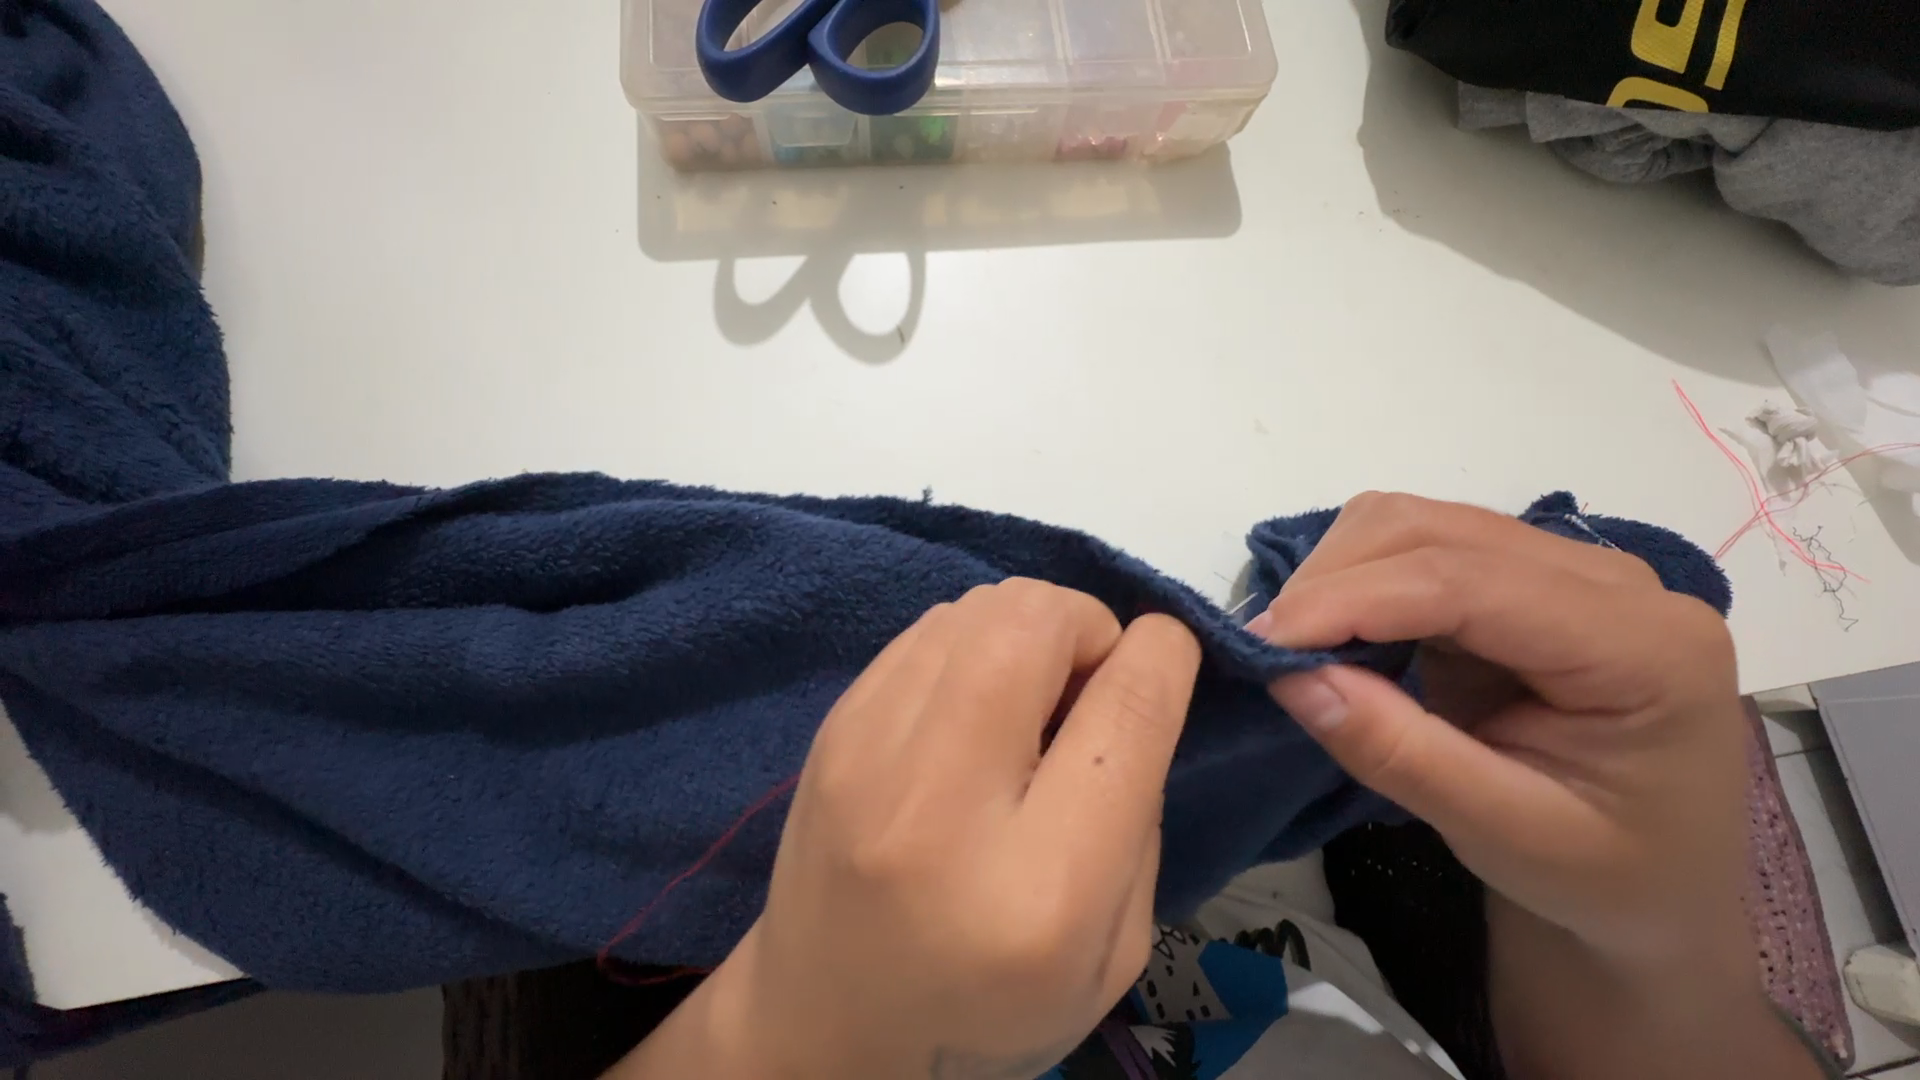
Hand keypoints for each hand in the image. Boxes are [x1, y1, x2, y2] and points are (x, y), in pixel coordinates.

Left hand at [618, 580, 1201, 1079]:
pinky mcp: (835, 722)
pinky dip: (975, 638)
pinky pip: (929, 627)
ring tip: (1032, 690)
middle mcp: (944, 799)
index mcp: (1040, 885)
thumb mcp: (1112, 951)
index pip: (1123, 712)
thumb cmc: (985, 1003)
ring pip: (978, 607)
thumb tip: (1130, 686)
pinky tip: (973, 698)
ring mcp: (870, 749)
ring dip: (1030, 626)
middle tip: (1089, 679)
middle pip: (1034, 623)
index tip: (1168, 652)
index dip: (1163, 655)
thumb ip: (1140, 814)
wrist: (823, 1017)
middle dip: (1087, 624)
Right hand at [1248, 492, 1748, 971]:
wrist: (1654, 881)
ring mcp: (1560, 569)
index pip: (1462, 580)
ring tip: (1305, 645)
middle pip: (1428, 529)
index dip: (1349, 600)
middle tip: (1274, 653)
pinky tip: (1343, 634)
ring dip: (1336, 573)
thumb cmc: (1600, 875)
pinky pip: (1410, 545)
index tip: (1263, 646)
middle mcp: (1608, 581)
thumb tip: (1289, 674)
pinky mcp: (1514, 575)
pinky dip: (1354, 580)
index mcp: (1639, 646)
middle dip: (1331, 580)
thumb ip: (1398, 753)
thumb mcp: (1503, 834)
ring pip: (1410, 523)